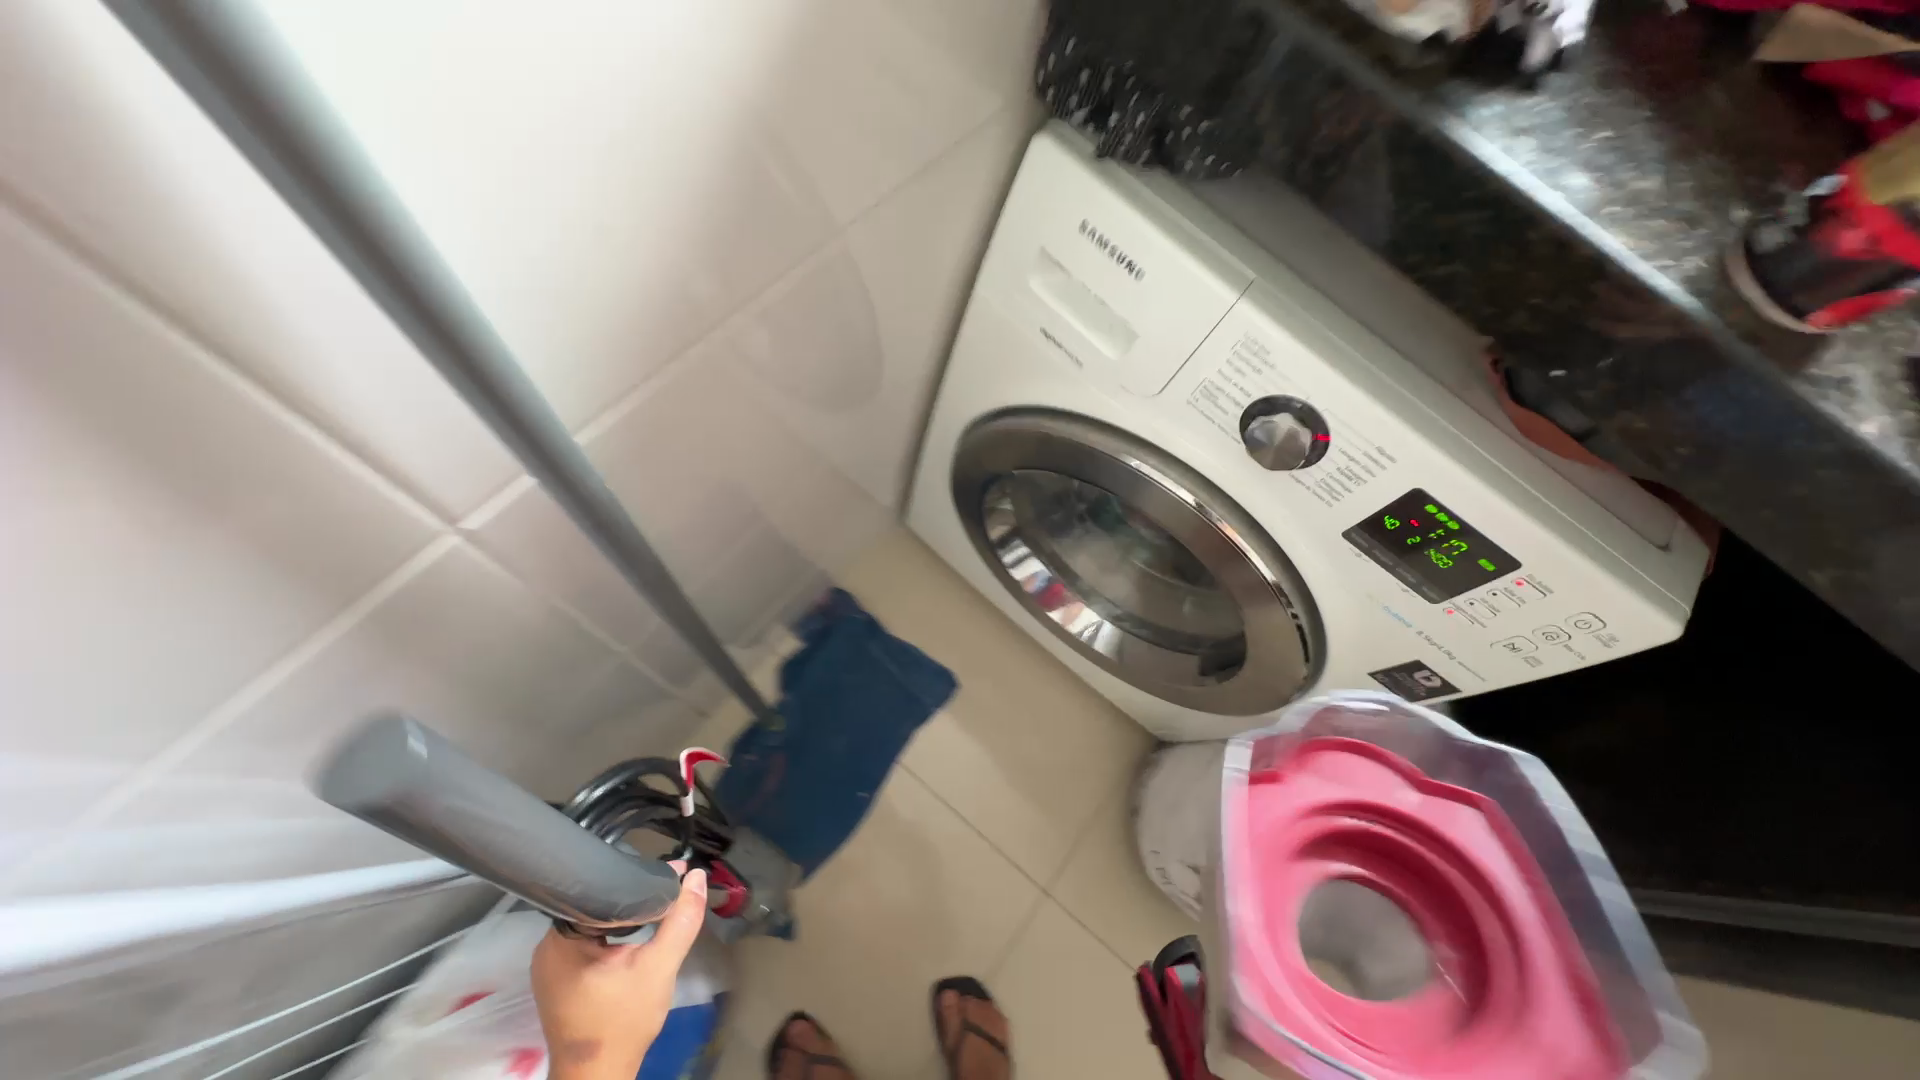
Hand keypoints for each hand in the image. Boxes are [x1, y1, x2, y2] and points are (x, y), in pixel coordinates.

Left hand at [530, 868, 707, 1079]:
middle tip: (671, 887)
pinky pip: (588, 940)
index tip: (674, 872)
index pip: (604, 889)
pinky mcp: (557, 978)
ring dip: (626, 915)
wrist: (598, 1078)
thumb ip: (681, 920)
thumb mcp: (659, 967)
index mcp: (562, 937)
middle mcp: (547, 945)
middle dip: (637, 895)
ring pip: (595, 921)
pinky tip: (636, 932)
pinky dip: (613, 933)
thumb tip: (698, 877)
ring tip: (659, 904)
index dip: (643, 878)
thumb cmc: (624, 1021)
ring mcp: (549, 963)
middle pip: (599, 904)